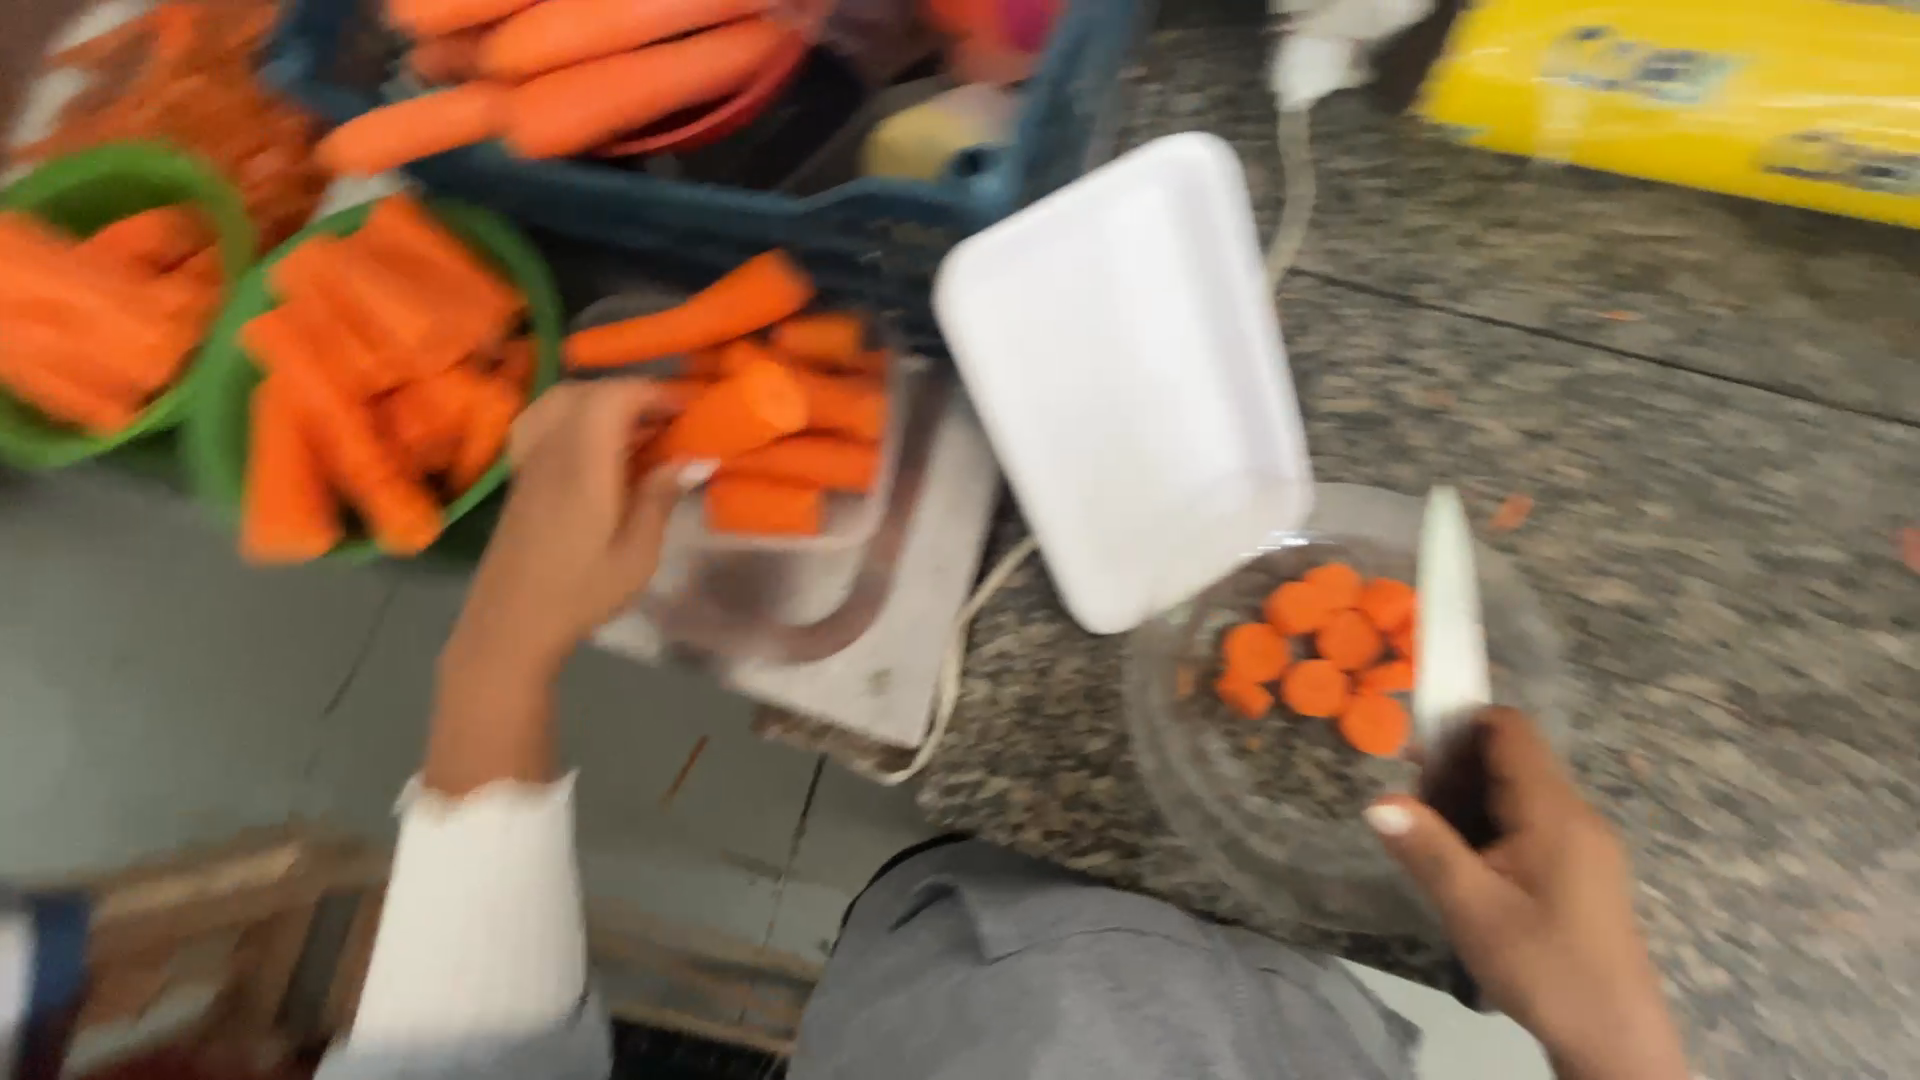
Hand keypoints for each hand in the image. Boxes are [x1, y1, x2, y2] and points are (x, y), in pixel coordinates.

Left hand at [443, 379, 689, 682]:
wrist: (511, 626)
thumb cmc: (582, 593)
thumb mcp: (637, 554)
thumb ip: (660, 497)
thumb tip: (695, 458)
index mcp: (582, 467)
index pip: (612, 398)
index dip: (654, 392)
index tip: (691, 409)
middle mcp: (550, 453)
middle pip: (586, 392)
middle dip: (633, 394)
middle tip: (670, 421)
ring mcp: (529, 463)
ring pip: (561, 403)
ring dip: (604, 402)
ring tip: (639, 430)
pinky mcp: (521, 477)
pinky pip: (544, 422)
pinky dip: (576, 416)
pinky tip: (598, 445)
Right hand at [1364, 708, 1688, 1079]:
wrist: (1615, 1046)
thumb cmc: (1545, 969)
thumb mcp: (1472, 908)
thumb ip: (1425, 848)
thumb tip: (1376, 800)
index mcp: (1554, 814)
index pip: (1510, 730)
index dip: (1459, 722)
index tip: (1413, 750)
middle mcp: (1573, 816)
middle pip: (1507, 757)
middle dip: (1451, 767)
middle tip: (1412, 808)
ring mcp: (1579, 842)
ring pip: (1511, 789)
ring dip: (1463, 798)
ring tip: (1431, 839)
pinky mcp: (1577, 867)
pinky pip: (1523, 818)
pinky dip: (1484, 822)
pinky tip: (1461, 861)